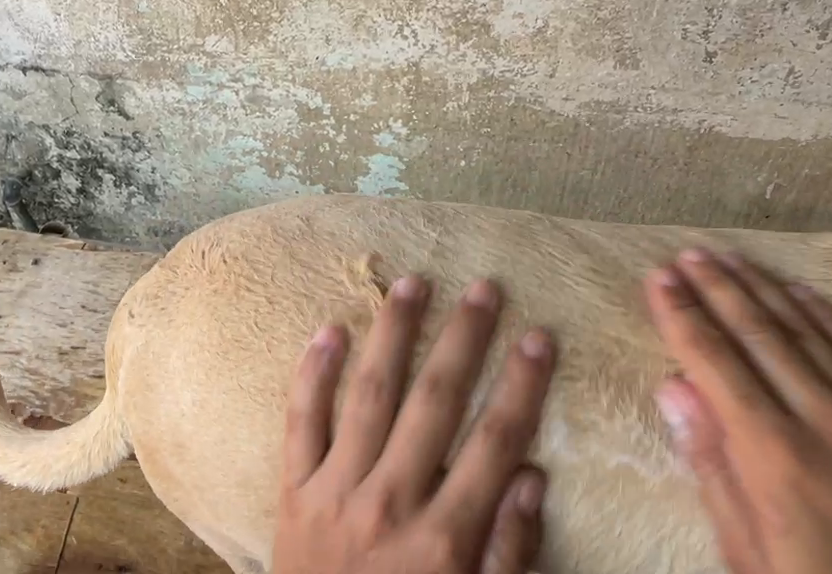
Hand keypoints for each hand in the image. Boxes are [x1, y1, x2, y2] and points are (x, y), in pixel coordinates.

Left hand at [273, 275, 555, 573]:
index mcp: (443, 538)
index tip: (539, 335)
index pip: (495, 441)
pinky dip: (312, 374)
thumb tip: (532, 475)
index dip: (521, 385)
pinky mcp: (292, 493)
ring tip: (412, 284)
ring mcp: (335, 493)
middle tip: (484, 288)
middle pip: (435, 402)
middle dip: (464, 340)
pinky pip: (300, 422)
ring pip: (369, 394)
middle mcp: (390, 502)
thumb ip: (509, 553)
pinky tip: (329, 328)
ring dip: (393, 334)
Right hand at [644, 249, 831, 573]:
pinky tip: (800, 290)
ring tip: (727, 257)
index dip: (681, 315)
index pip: (714, 362)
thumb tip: (674, 388)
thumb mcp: (752, 557)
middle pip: (758, 335)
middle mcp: (826, 423)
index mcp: (776, 457)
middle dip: (716, 289)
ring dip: (761, 289)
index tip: (657, 280)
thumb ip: (714, 468)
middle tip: (686, 254)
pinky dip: (826, 316)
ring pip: (807, 332)